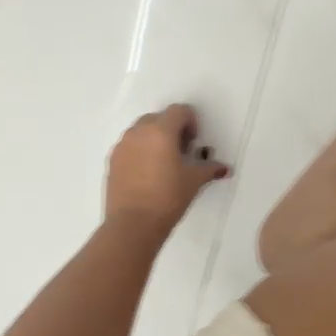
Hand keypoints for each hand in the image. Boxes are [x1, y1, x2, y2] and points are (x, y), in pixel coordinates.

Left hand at [105, 105, 229, 229]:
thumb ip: (209, 169)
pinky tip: (147, 174)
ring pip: (141, 131)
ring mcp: (122, 146)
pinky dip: (140, 151)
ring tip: (163, 163)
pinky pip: (129, 146)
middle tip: (181, 151)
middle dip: (172, 129)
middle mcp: (138, 132)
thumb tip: (224, 168)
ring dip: (154, 139)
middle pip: (158, 118)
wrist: (132, 224)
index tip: (194, 143)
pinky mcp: (112, 161)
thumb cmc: (168, 198)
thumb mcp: (193, 182)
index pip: (179, 111)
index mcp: (160, 131)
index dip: (191, 122)